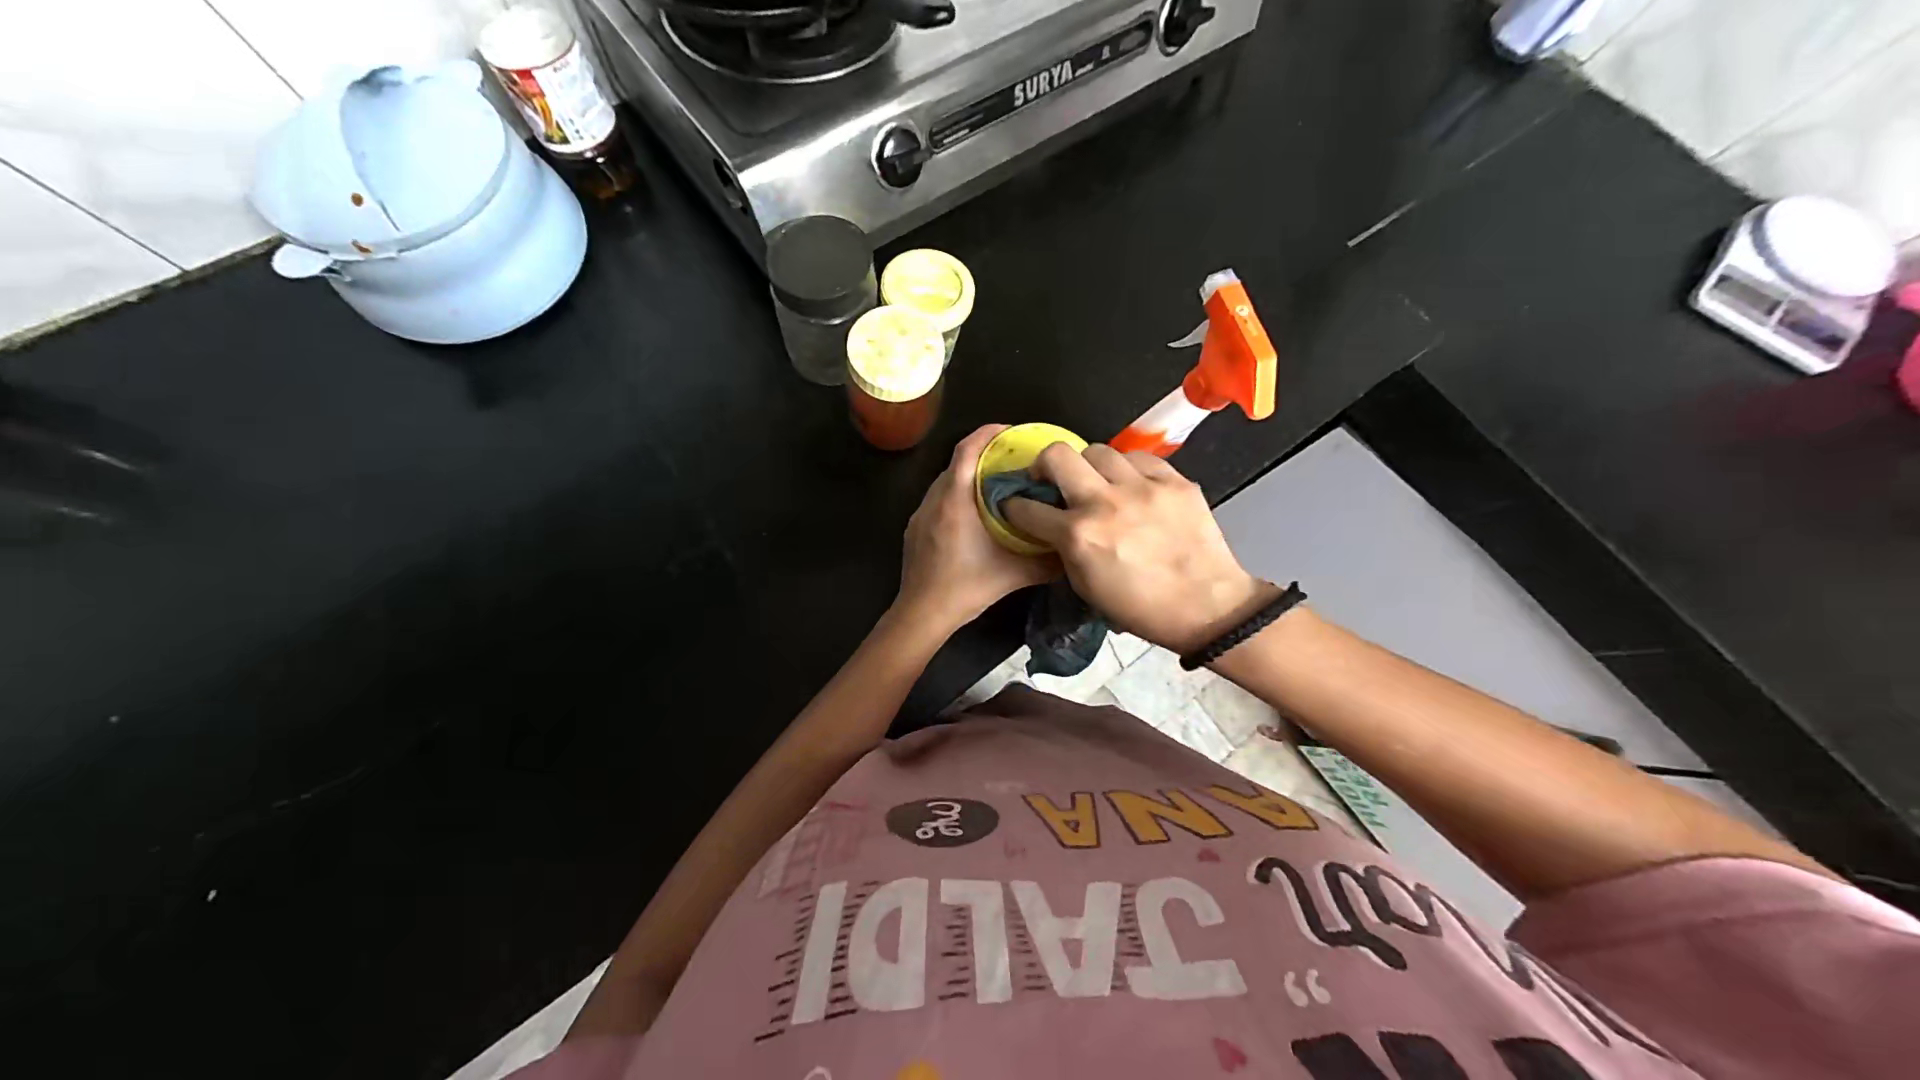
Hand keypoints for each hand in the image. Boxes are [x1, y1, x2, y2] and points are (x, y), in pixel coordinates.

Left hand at [896, 425, 1057, 633]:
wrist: (922, 613)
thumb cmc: (965, 587)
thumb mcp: (1013, 574)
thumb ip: (1046, 561)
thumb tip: (1072, 551)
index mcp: (955, 500)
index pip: (967, 450)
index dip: (987, 434)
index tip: (1010, 431)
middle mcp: (934, 500)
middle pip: (957, 464)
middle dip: (983, 456)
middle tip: (1012, 462)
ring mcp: (920, 515)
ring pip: (946, 483)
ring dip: (969, 479)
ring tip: (998, 488)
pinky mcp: (914, 530)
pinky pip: (937, 501)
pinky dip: (956, 498)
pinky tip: (974, 517)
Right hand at [1002, 443, 1279, 653]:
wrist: (1207, 607)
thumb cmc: (1141, 608)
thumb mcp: (1085, 586)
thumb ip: (1064, 549)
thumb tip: (1054, 527)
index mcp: (1079, 536)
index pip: (1027, 508)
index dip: (1014, 506)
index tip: (1017, 506)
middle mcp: (1105, 502)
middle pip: (1057, 455)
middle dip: (1044, 465)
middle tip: (1052, 479)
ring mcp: (1142, 487)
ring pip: (1099, 450)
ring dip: (1090, 467)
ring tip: (1098, 483)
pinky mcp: (1174, 481)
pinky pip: (1140, 458)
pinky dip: (1128, 469)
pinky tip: (1132, 485)